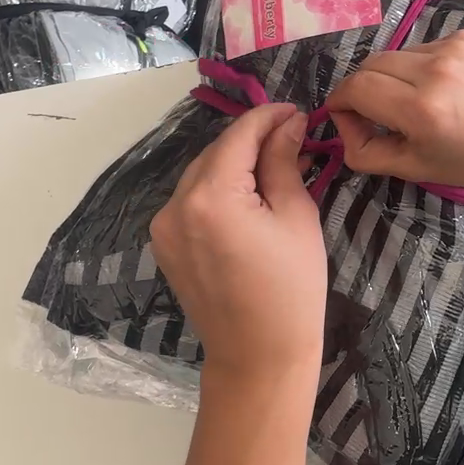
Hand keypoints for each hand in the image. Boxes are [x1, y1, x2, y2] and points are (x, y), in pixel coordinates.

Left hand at [149, 103, 326, 377]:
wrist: (259, 354)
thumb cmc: (292, 286)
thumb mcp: (297, 216)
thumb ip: (284, 162)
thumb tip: (288, 123)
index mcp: (210, 198)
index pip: (238, 136)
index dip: (269, 116)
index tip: (298, 109)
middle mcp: (175, 206)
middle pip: (216, 152)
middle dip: (254, 138)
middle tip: (296, 135)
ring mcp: (164, 228)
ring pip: (203, 174)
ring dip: (238, 161)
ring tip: (278, 162)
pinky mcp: (167, 246)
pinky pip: (194, 200)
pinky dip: (222, 187)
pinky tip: (252, 192)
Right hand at [323, 30, 463, 191]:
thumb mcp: (418, 169)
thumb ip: (366, 151)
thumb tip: (342, 125)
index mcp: (421, 109)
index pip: (354, 88)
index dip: (340, 104)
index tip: (349, 119)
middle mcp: (433, 70)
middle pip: (368, 66)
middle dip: (362, 90)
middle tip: (378, 115)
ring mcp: (452, 47)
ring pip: (395, 55)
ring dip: (392, 77)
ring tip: (417, 103)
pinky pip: (423, 48)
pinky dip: (420, 67)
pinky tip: (444, 88)